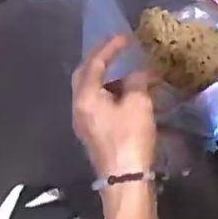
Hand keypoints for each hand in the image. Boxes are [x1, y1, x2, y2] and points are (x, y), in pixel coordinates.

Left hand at [72, 35, 157, 178]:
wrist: (126, 181)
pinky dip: (113, 94)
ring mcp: (84, 122)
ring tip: (131, 73)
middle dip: (101, 59)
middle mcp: (79, 107)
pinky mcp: (94, 134)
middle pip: (85, 75)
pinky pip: (99, 104)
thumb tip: (138, 73)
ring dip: (110, 78)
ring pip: (93, 91)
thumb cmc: (130, 138)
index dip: (111, 47)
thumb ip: (136, 81)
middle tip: (117, 48)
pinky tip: (130, 96)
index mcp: (85, 96)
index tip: (126, 37)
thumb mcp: (138, 103)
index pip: (95, 63)